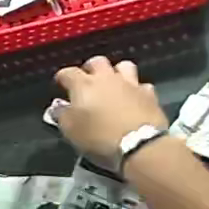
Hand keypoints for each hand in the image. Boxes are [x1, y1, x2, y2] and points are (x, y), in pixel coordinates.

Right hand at [53, 56, 169, 162]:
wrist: (141, 146)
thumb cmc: (99, 137)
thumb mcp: (70, 130)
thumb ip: (61, 115)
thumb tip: (58, 107)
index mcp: (83, 85)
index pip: (68, 72)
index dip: (62, 78)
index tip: (60, 84)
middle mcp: (107, 79)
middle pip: (97, 62)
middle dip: (90, 68)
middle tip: (87, 81)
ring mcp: (131, 85)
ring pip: (123, 66)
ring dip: (116, 73)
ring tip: (112, 84)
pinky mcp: (150, 96)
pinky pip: (142, 86)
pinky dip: (136, 90)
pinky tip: (133, 99)